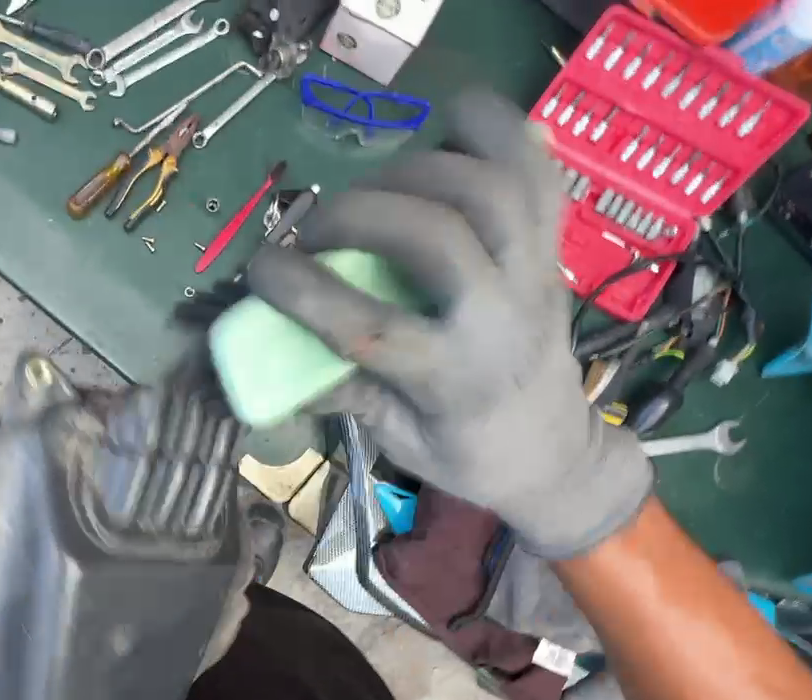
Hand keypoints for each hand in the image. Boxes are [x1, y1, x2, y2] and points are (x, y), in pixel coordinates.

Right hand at [245, 92, 650, 557]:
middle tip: (315, 228)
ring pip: (489, 185)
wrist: (554, 451)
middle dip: (357, 214)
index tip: (257, 268)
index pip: (370, 326)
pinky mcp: (553, 247)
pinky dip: (494, 132)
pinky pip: (536, 167)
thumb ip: (344, 392)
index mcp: (453, 379)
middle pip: (435, 234)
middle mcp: (501, 315)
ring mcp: (536, 272)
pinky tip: (447, 133)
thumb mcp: (396, 440)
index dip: (303, 290)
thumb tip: (271, 361)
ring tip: (370, 186)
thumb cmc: (465, 455)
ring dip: (415, 168)